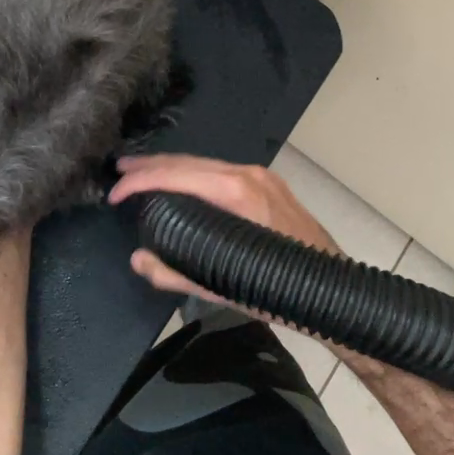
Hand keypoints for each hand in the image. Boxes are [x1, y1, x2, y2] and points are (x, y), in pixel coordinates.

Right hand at [109, 154, 339, 306]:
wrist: (339, 292)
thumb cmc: (282, 291)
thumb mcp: (225, 289)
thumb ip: (176, 273)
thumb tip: (137, 258)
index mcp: (238, 192)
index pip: (178, 175)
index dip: (141, 182)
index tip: (115, 194)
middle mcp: (250, 174)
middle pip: (190, 162)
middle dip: (151, 166)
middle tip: (118, 173)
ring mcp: (262, 177)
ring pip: (206, 164)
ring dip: (172, 168)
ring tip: (141, 175)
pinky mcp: (269, 184)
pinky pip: (222, 172)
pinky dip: (194, 175)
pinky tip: (180, 183)